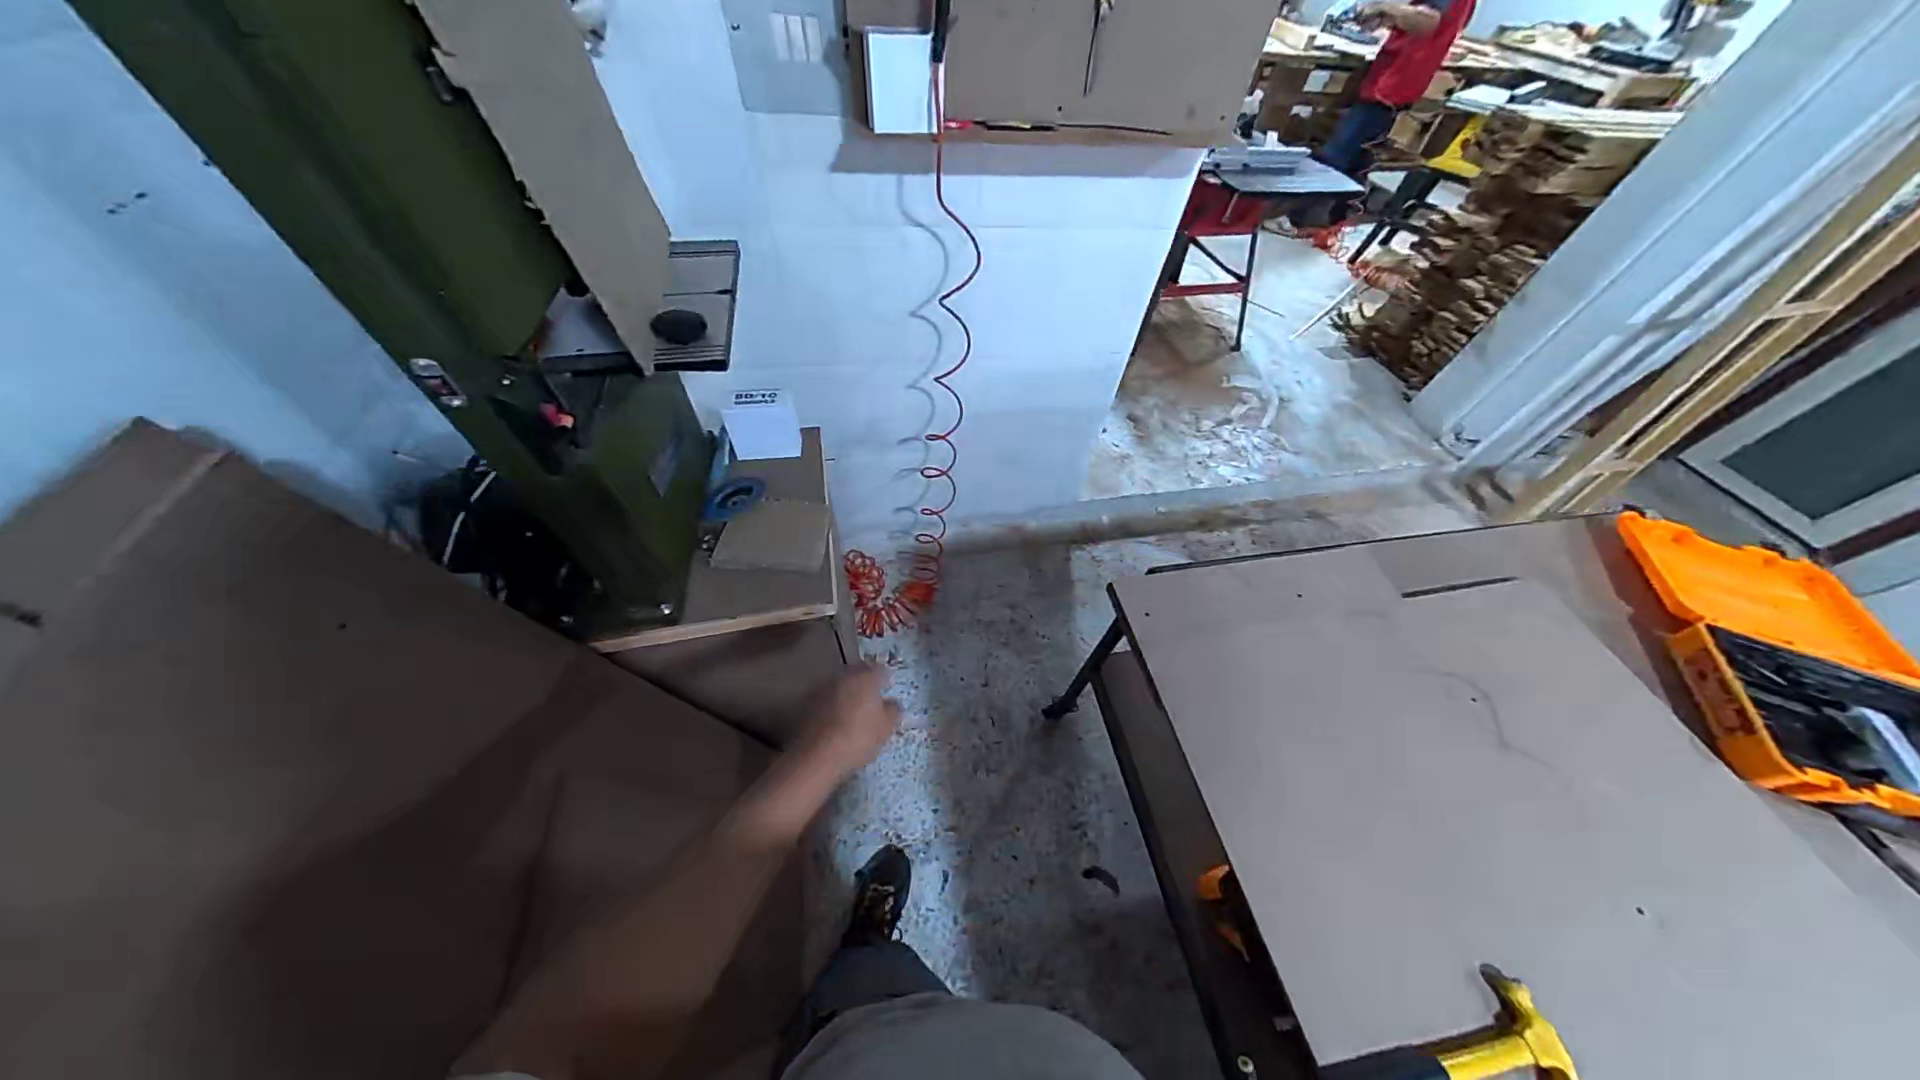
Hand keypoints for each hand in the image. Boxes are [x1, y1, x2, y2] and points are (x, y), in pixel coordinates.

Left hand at [795, 664, 901, 776]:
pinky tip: (834, 723)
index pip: (879, 670)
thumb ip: (892, 711)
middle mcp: (842, 676)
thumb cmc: (858, 738)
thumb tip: (891, 704)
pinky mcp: (805, 702)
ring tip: (851, 715)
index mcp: (865, 677)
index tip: (887, 691)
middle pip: (857, 674)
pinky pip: (825, 699)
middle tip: (870, 702)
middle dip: (864, 685)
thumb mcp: (885, 728)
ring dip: (846, 695)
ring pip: (839, 686)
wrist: (816, 755)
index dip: (885, 680)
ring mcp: (821, 687)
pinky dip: (831, 706)